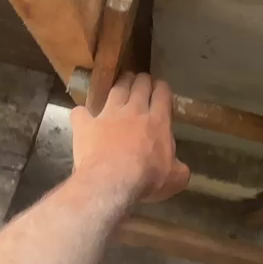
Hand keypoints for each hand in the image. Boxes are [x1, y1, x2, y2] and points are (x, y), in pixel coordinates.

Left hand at [69, 73, 189, 202]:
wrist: (111, 182)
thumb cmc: (146, 179)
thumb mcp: (174, 178)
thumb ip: (180, 169)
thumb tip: (182, 169)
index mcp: (158, 121)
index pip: (162, 94)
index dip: (162, 87)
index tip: (160, 87)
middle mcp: (134, 111)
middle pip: (140, 85)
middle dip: (142, 80)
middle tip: (142, 80)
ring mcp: (108, 115)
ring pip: (116, 90)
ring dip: (120, 84)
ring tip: (121, 83)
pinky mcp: (86, 126)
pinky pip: (80, 113)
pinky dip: (81, 114)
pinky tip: (82, 116)